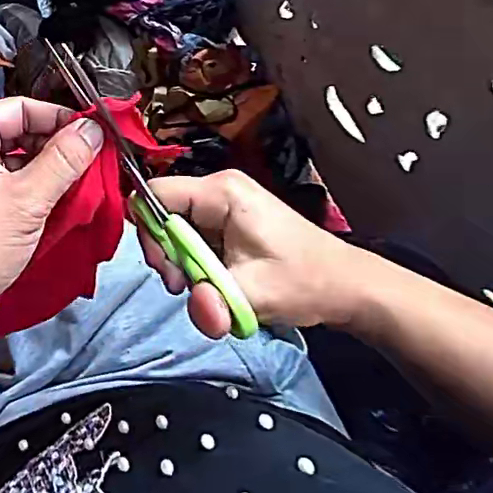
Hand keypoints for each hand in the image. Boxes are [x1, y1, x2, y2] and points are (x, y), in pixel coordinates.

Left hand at [0, 98, 104, 319]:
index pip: (19, 108)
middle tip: (90, 157)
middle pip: (20, 131)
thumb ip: (65, 159)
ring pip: (19, 157)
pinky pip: (11, 179)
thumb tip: (92, 129)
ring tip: (79, 180)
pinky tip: (59, 197)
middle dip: (56, 144)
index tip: (90, 130)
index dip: (58, 117)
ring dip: (49, 167)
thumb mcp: (28, 199)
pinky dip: (36, 186)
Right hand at [139, 171, 377, 338]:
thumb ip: (214, 300)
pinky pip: (192, 237)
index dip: (149, 232)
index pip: (154, 193)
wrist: (343, 284)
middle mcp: (218, 189)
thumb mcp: (255, 295)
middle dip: (168, 257)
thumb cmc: (304, 281)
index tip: (169, 270)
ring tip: (210, 291)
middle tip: (189, 288)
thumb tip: (193, 303)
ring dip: (184, 266)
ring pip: (175, 230)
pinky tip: (218, 283)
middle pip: (161, 214)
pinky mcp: (226, 221)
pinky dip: (197, 265)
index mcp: (222, 191)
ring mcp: (222, 204)